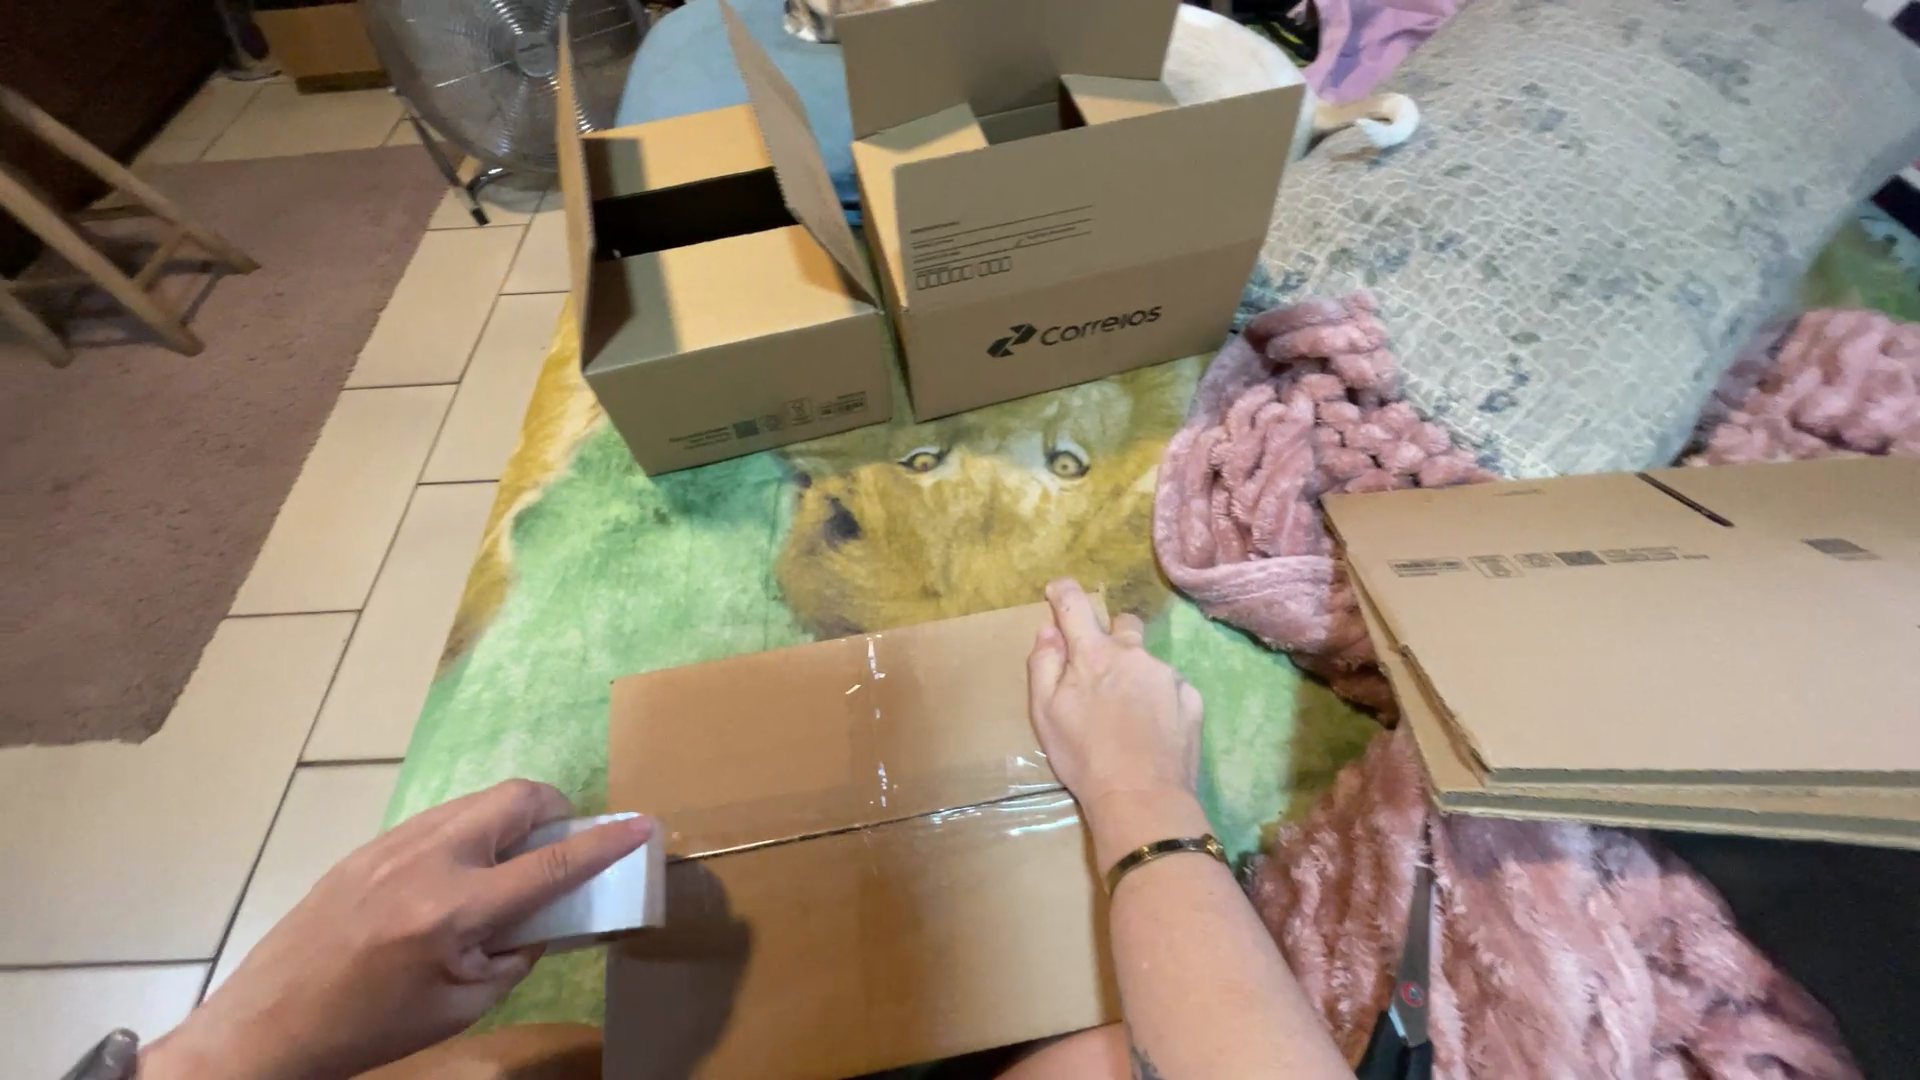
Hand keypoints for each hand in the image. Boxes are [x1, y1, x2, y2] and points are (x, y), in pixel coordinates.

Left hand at [141, 780, 652, 1079]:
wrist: (258, 1034)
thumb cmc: (370, 1029)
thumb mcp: (464, 1004)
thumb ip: (522, 948)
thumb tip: (552, 908)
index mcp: (454, 912)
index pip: (553, 863)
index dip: (605, 842)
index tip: (643, 824)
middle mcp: (429, 862)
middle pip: (519, 799)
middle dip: (555, 809)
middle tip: (558, 841)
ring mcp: (395, 845)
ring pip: (484, 798)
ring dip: (515, 816)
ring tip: (508, 858)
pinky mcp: (373, 844)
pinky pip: (448, 814)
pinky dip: (476, 828)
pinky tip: (460, 869)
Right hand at [1028, 579, 1206, 862]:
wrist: (1141, 797)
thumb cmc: (1083, 755)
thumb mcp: (1044, 712)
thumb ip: (1044, 664)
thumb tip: (1048, 630)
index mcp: (1094, 653)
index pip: (1074, 605)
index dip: (1063, 592)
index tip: (1057, 591)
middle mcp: (1134, 653)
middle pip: (1123, 623)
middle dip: (1111, 635)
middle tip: (1101, 669)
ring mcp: (1168, 675)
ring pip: (1148, 659)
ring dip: (1136, 673)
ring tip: (1128, 712)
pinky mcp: (1192, 699)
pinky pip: (1172, 686)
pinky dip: (1160, 697)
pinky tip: (1153, 727)